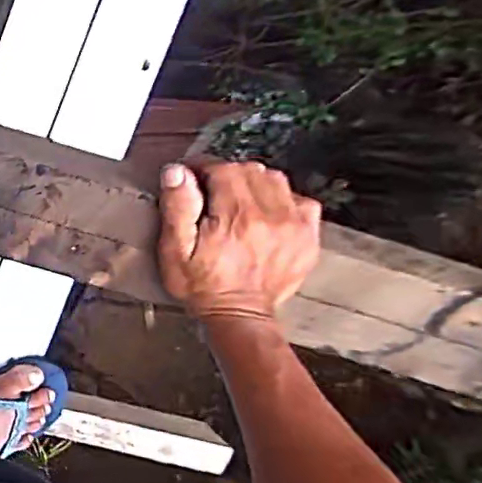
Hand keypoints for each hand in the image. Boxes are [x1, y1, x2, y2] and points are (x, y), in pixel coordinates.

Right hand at [156, 161, 320, 320]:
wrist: (239, 315)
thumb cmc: (201, 283)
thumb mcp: (174, 249)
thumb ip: (177, 207)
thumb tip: (177, 172)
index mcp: (235, 216)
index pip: (222, 168)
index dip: (202, 167)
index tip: (190, 177)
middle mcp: (270, 215)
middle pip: (250, 170)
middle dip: (226, 174)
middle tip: (209, 191)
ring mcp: (294, 226)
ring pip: (275, 180)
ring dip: (253, 183)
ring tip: (235, 200)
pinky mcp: (308, 237)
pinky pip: (301, 200)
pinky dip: (282, 199)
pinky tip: (264, 212)